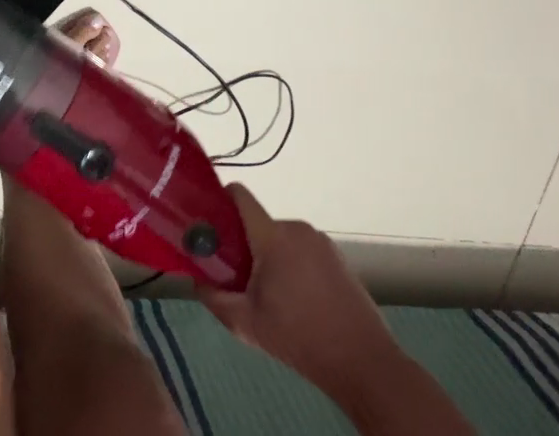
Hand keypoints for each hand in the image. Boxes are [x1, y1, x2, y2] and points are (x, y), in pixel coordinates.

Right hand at [194, 184, 403, 403]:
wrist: (362, 362)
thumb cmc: (297, 337)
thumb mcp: (243, 322)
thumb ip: (212, 295)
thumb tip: (196, 278)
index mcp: (272, 237)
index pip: (240, 196)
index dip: (220, 200)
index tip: (207, 223)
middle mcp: (298, 230)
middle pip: (257, 223)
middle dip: (243, 242)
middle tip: (236, 274)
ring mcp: (322, 243)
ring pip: (280, 238)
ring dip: (268, 255)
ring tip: (268, 292)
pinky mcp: (339, 259)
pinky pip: (302, 250)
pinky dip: (292, 264)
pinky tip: (296, 298)